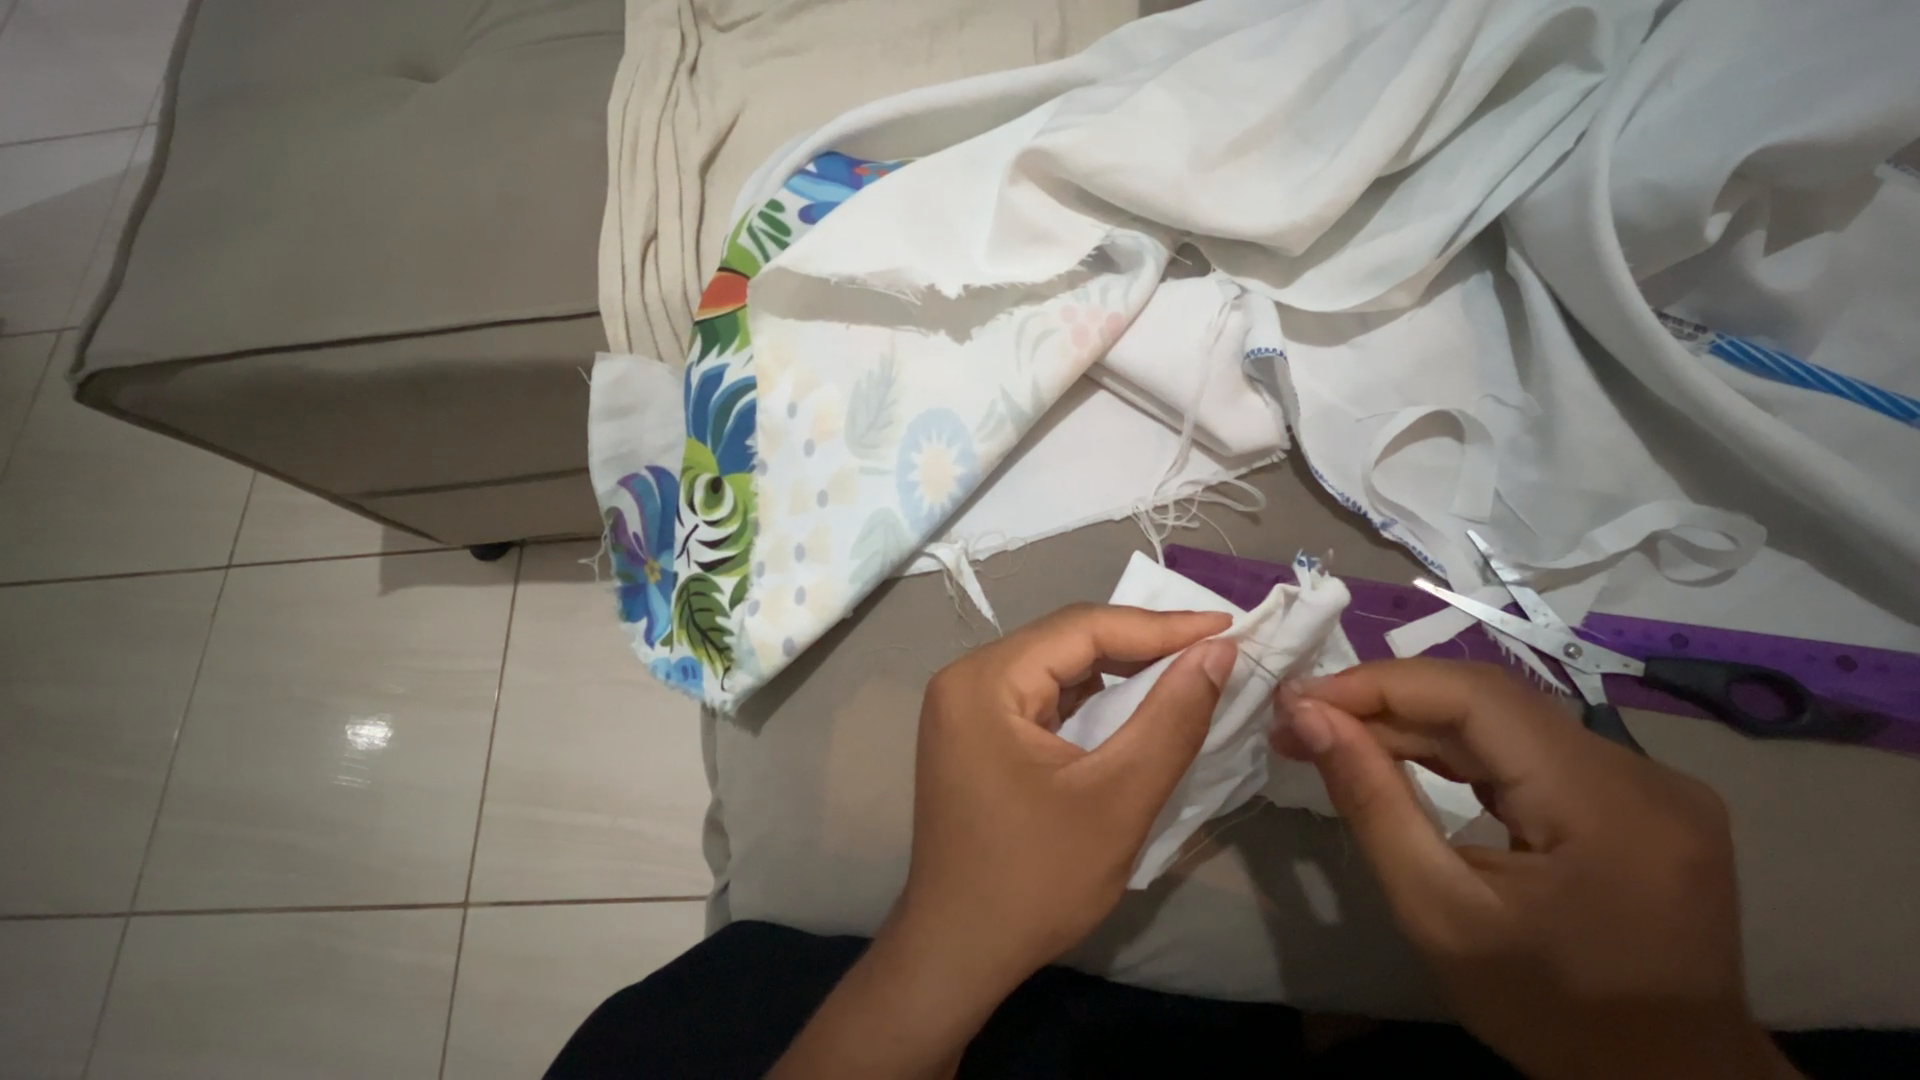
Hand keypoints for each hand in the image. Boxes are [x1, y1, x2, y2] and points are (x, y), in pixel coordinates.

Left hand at [771, 604, 1235, 1078]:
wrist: (960, 950)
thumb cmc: (1037, 879)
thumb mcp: (1119, 798)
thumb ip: (1172, 718)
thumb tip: (1216, 651)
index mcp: (985, 681)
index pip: (1083, 628)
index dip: (1161, 626)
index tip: (1229, 625)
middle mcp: (966, 679)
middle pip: (1066, 641)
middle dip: (1142, 644)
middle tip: (1213, 648)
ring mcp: (966, 706)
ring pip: (1056, 667)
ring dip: (1119, 671)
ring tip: (1185, 672)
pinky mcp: (976, 732)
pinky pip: (1042, 697)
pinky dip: (1092, 700)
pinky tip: (1133, 708)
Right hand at [1274, 659, 1796, 1079]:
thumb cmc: (1547, 1010)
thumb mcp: (1437, 914)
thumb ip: (1371, 804)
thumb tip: (1306, 716)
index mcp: (1604, 805)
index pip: (1475, 698)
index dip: (1377, 684)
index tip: (1295, 699)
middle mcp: (1640, 773)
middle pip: (1489, 700)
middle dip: (1385, 700)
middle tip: (1300, 721)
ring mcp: (1648, 780)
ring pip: (1504, 717)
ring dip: (1413, 721)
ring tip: (1334, 735)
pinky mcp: (1637, 793)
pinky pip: (1527, 744)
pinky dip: (1455, 745)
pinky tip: (1402, 753)